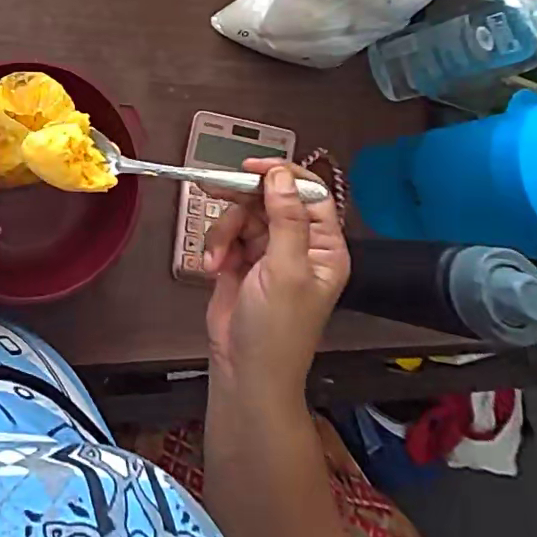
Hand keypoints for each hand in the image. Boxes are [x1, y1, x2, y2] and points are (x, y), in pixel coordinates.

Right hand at [202, 160, 349, 404]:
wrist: (245, 368)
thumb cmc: (277, 329)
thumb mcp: (285, 270)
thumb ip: (285, 219)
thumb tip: (281, 176)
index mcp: (323, 246)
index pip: (308, 194)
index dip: (282, 176)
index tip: (252, 168)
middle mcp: (297, 244)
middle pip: (268, 199)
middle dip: (241, 200)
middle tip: (215, 188)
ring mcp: (267, 252)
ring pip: (242, 215)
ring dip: (224, 231)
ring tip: (217, 258)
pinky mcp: (240, 259)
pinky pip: (225, 234)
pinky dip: (215, 246)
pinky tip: (213, 267)